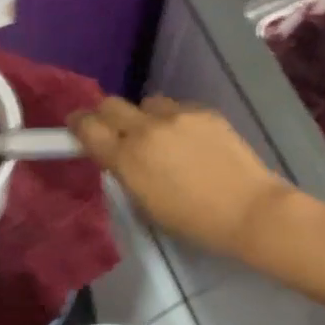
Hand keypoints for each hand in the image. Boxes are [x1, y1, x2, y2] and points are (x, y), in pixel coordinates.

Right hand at [68, 97, 293, 257]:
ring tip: (161, 137)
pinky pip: (179, 109)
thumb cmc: (195, 221)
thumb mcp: (147, 204)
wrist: (248, 208)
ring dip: (146, 117)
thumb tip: (120, 156)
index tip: (76, 126)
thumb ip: (127, 173)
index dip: (77, 124)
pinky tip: (192, 142)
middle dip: (106, 115)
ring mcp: (178, 115)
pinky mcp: (204, 110)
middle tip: (113, 129)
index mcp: (128, 157)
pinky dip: (177, 121)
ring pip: (148, 103)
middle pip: (111, 105)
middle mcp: (147, 128)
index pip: (87, 127)